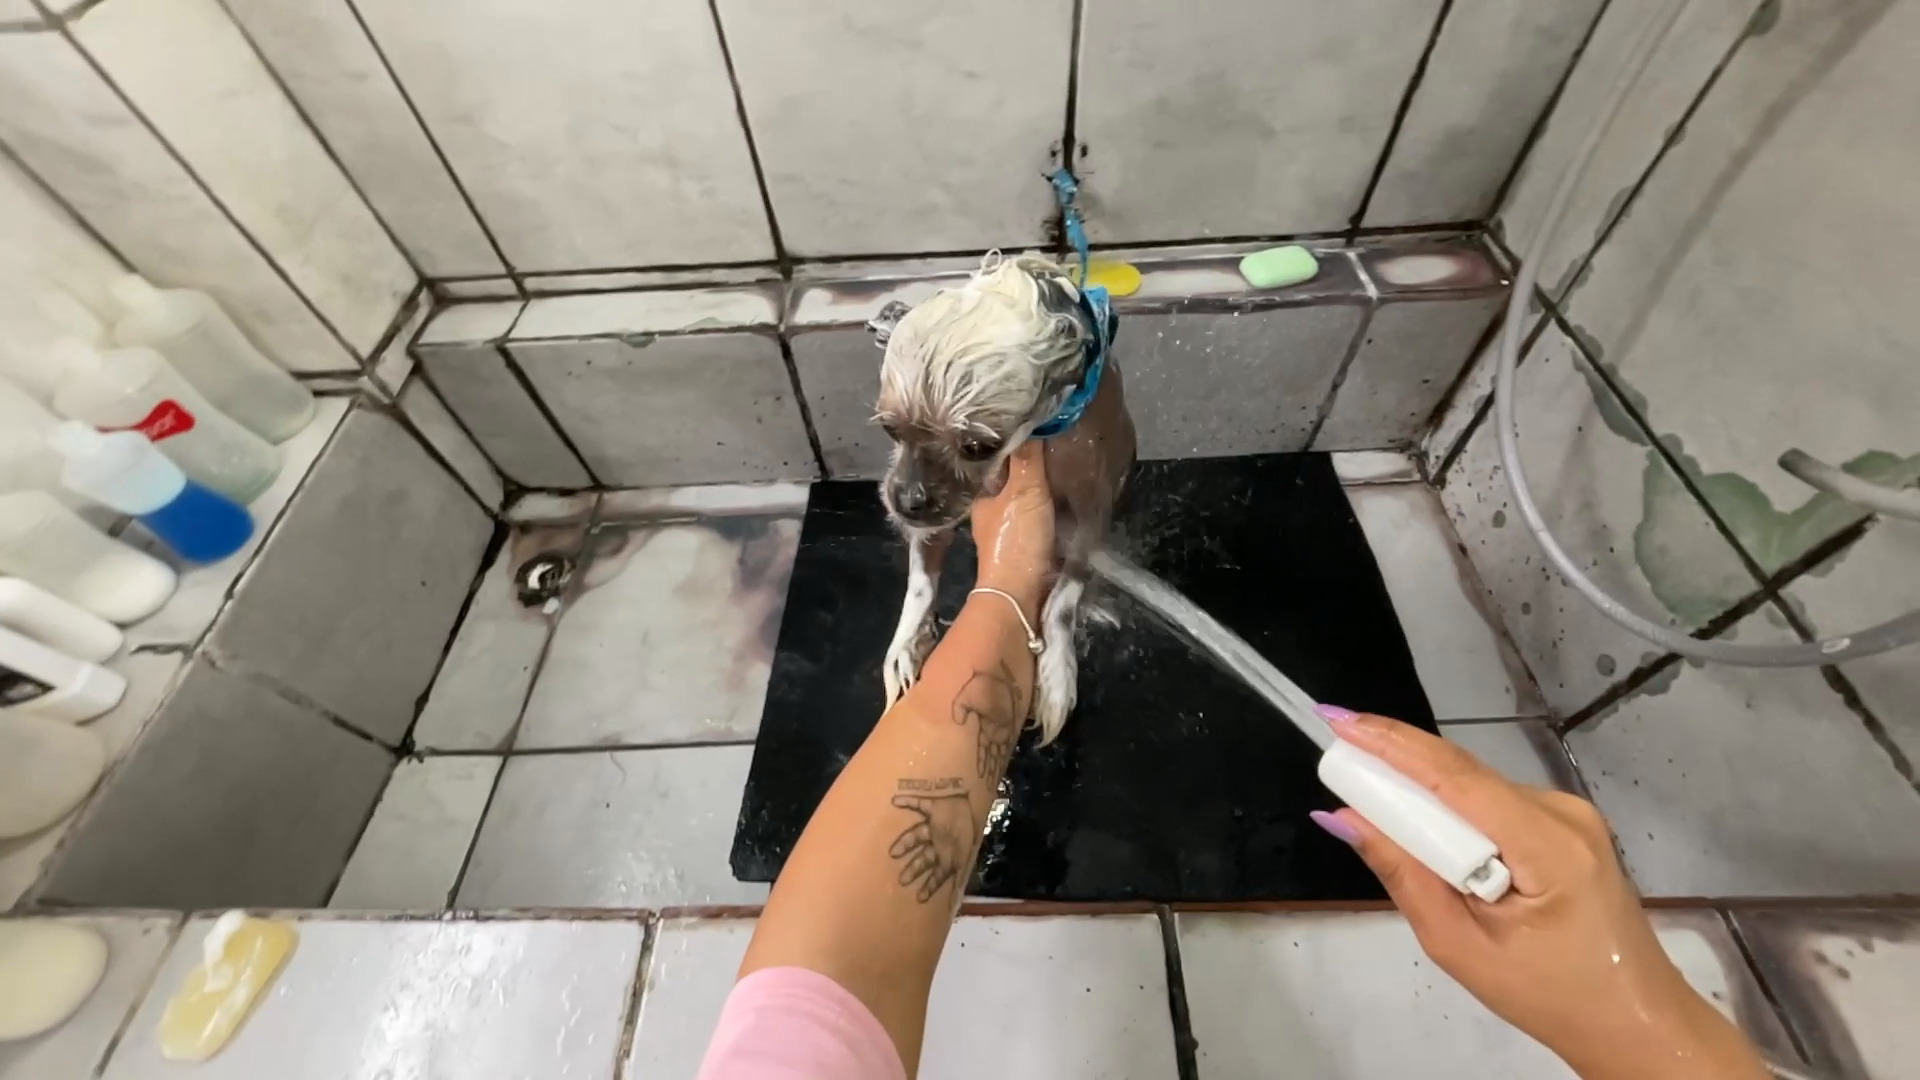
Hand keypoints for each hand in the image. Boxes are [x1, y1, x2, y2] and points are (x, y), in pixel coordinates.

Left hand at [970, 442, 1054, 614]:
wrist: (1022, 595)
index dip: (1015, 448)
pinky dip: (1055, 515)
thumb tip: (1028, 421)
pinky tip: (1070, 505)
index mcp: (983, 499)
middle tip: (1061, 451)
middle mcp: (992, 516)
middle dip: (1035, 472)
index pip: (997, 464)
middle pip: (1014, 485)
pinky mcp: (1028, 553)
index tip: (1038, 431)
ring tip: (1070, 473)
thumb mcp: (1024, 490)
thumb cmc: (1016, 539)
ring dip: (1047, 494)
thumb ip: (1027, 458)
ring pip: (1029, 505)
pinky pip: (1043, 524)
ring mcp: (1009, 537)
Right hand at [1315, 712, 1768, 1079]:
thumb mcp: (1457, 944)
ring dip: (1413, 781)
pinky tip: (1412, 813)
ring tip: (1362, 782)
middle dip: (1390, 753)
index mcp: (1548, 847)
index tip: (1334, 719)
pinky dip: (1439, 799)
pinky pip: (1481, 795)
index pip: (1454, 776)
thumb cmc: (1549, 996)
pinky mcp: (1559, 820)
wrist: (1640, 1025)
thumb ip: (1400, 873)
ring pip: (1466, 779)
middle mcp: (1561, 813)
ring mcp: (1565, 812)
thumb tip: (1340, 817)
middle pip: (1457, 769)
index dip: (1390, 742)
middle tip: (1332, 742)